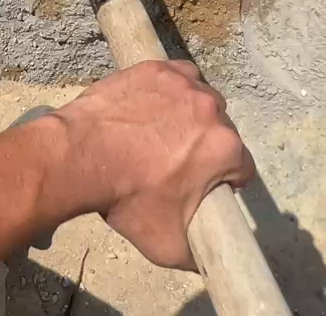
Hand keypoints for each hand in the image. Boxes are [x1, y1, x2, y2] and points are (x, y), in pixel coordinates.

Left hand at [47, 60, 255, 269]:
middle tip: (178, 161)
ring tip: (165, 132)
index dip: (226, 180)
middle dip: (207, 146)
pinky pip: (178, 75)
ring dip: (192, 114)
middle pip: (222, 129)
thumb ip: (200, 254)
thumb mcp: (170, 247)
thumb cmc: (127, 199)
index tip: (204, 186)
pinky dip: (173, 88)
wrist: (82, 155)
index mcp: (225, 147)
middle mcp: (210, 108)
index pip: (242, 166)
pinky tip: (156, 105)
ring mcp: (180, 83)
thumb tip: (209, 257)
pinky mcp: (155, 68)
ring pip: (201, 99)